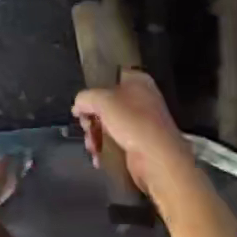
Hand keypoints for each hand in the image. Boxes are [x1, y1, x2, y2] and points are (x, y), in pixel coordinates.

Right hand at [72, 71, 193, 192]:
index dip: (94, 86)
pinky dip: (104, 147)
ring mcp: (142, 123)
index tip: (83, 99)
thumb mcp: (100, 100)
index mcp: (138, 80)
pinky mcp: (141, 144)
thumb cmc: (131, 121)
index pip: (110, 75)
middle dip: (91, 116)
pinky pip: (115, 140)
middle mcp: (142, 99)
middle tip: (85, 125)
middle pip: (106, 102)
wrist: (158, 160)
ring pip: (108, 123)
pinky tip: (98, 156)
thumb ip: (84, 98)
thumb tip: (78, 107)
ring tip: (92, 146)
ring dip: (95, 134)